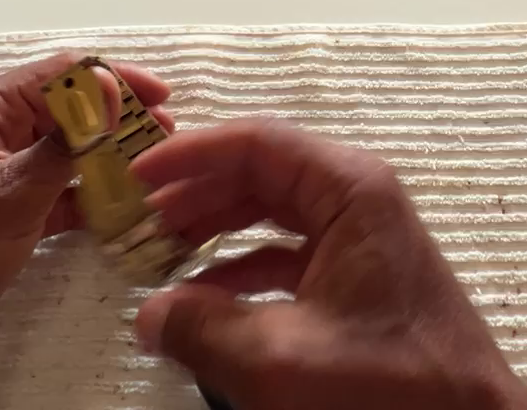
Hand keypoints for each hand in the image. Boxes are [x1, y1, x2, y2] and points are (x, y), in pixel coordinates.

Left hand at [0, 55, 171, 409]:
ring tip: (155, 165)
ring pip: (70, 149)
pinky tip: (125, 203)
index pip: (63, 74)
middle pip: (70, 108)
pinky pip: (61, 190)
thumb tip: (109, 87)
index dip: (115, 79)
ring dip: (111, 153)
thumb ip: (63, 143)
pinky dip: (93, 193)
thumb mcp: (4, 199)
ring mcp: (1, 176)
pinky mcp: (7, 214)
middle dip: (119, 117)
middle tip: (166, 134)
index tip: (161, 96)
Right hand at [131, 120, 526, 409]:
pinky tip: (203, 290)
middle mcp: (355, 193)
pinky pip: (288, 247)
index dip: (193, 153)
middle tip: (138, 217)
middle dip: (198, 190)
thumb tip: (150, 313)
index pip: (259, 142)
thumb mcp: (284, 360)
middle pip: (263, 169)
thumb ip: (206, 331)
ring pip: (273, 207)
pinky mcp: (355, 268)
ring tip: (158, 247)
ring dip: (216, 224)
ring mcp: (358, 229)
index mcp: (349, 186)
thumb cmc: (389, 384)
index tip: (137, 175)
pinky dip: (243, 262)